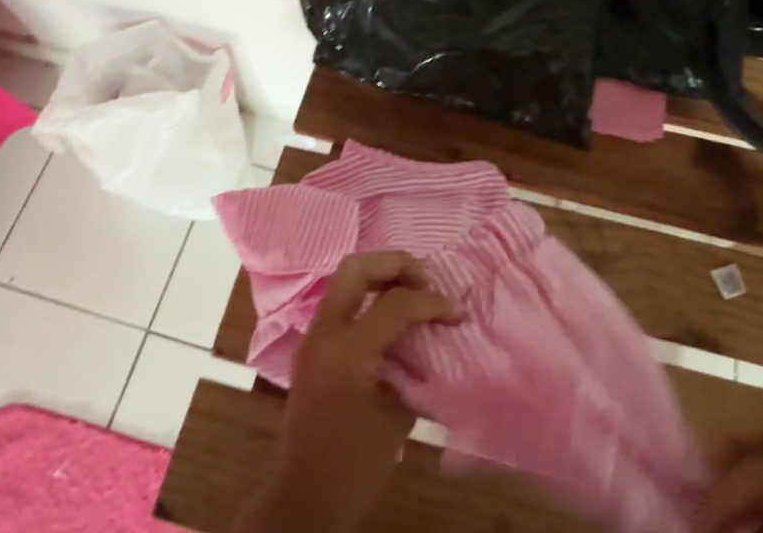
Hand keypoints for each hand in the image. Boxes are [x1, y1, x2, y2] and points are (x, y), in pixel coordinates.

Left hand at [235, 251, 457, 532]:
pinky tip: (394, 320)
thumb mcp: (396, 417)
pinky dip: (368, 300)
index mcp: (347, 349)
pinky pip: (341, 306)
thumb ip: (412, 369)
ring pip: (344, 281)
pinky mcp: (312, 351)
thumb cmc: (354, 465)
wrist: (305, 498)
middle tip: (426, 283)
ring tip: (415, 293)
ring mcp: (312, 339)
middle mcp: (324, 333)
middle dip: (396, 265)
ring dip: (381, 278)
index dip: (433, 302)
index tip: (457, 313)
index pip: (395, 302)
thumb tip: (428, 345)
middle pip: (357, 268)